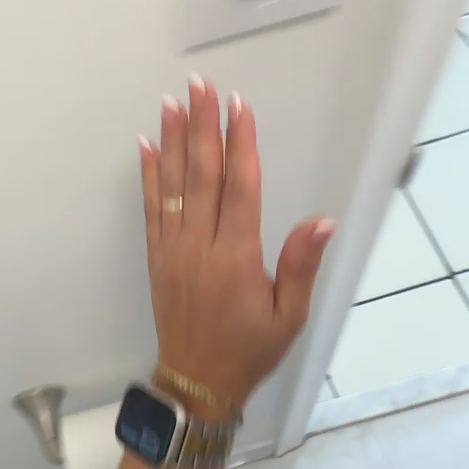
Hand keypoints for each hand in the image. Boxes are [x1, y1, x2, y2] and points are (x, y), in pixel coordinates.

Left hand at [138, 77, 334, 420]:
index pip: (240, 188)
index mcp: (236, 258)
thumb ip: (301, 266)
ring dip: (172, 141)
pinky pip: (151, 210)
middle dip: (202, 126)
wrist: (196, 383)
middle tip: (201, 85)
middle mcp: (200, 247)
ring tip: (172, 103)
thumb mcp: (289, 317)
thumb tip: (323, 220)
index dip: (240, 144)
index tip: (238, 106)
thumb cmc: (250, 350)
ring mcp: (172, 250)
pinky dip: (149, 176)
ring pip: (172, 185)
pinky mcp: (156, 257)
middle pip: (202, 175)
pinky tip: (146, 147)